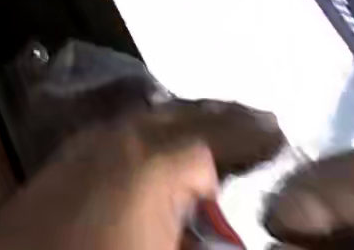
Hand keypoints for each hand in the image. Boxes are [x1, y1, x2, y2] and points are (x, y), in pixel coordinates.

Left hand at [0, 101, 282, 249]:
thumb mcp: (162, 245)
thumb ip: (206, 233)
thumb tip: (230, 227)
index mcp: (152, 163)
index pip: (214, 137)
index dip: (251, 136)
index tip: (285, 133)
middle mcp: (121, 139)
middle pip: (181, 117)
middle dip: (222, 118)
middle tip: (264, 123)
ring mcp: (89, 145)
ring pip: (151, 122)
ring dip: (188, 124)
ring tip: (223, 132)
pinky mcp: (69, 162)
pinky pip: (126, 135)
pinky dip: (156, 137)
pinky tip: (164, 154)